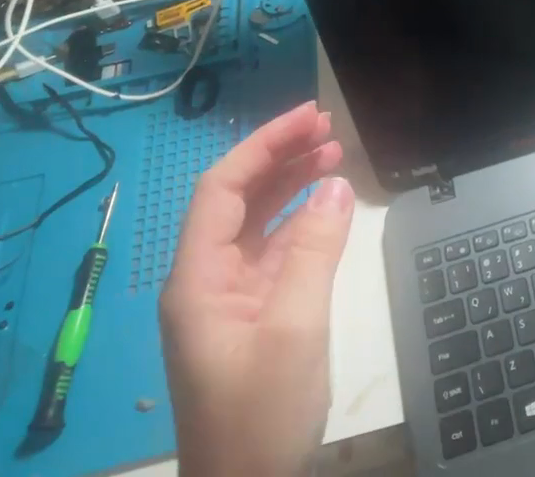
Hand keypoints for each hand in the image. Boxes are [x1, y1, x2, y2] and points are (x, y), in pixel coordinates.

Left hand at [160, 102, 354, 476]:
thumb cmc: (262, 416)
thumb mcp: (295, 328)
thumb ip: (315, 250)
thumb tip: (336, 185)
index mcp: (198, 279)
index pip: (222, 189)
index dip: (263, 146)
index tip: (308, 118)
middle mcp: (206, 280)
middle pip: (238, 200)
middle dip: (279, 158)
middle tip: (328, 127)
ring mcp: (229, 300)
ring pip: (257, 224)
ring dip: (292, 186)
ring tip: (334, 153)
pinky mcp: (253, 318)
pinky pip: (275, 253)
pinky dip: (302, 223)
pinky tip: (329, 206)